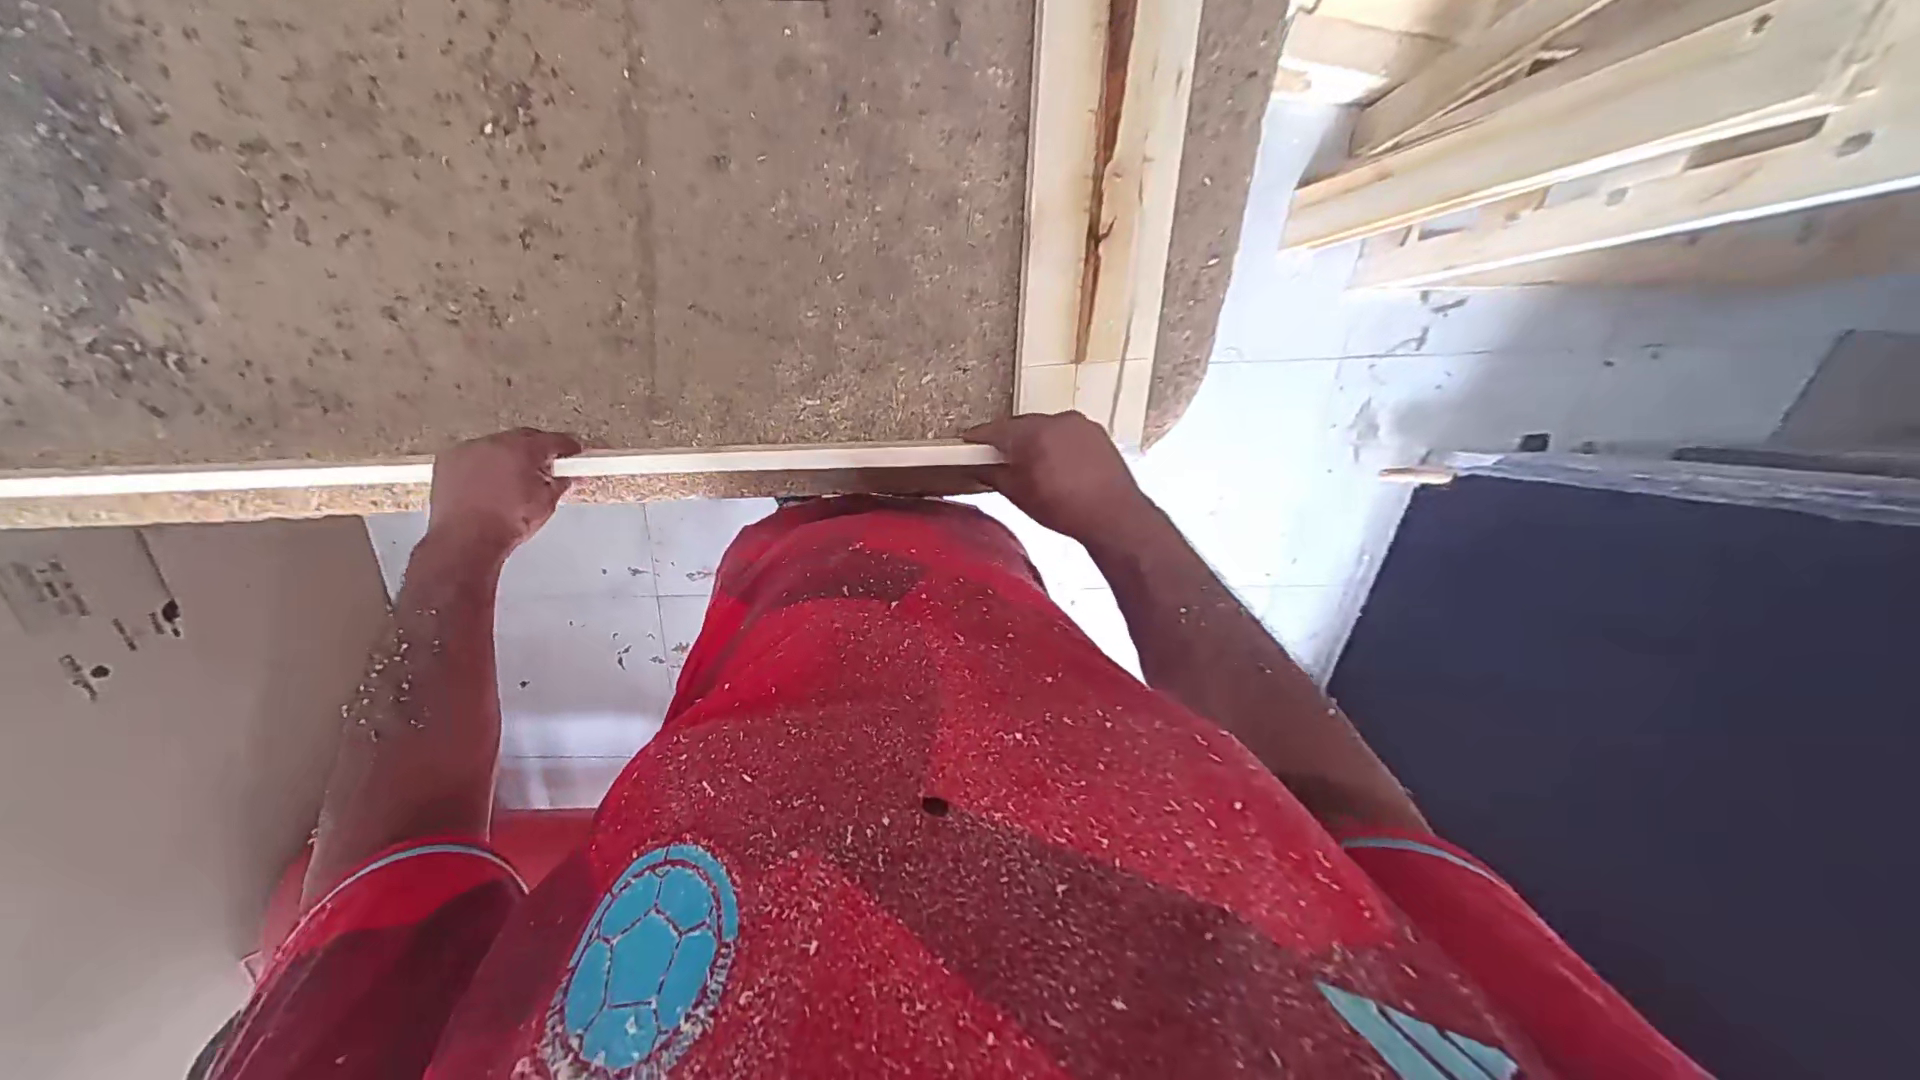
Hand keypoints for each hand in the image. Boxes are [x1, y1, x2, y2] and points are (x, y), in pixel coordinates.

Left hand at [426, 428, 582, 555]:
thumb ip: (559, 482)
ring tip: (517, 479)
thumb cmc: (505, 522)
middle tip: (548, 468)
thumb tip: (563, 477)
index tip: (572, 452)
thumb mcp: (547, 502)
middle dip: (538, 450)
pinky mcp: (449, 461)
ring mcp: (468, 450)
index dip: (567, 447)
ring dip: (511, 456)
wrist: (467, 539)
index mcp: (521, 449)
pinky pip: (475, 455)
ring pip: (498, 445)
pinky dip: (486, 464)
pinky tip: (493, 483)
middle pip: (524, 438)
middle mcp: (493, 443)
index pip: (553, 440)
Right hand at [963, 411, 1153, 541]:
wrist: (1114, 516)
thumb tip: (979, 468)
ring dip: (1035, 442)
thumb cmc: (1066, 508)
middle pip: (1021, 426)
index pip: (995, 429)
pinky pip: (1067, 434)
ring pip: (1046, 428)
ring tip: (1031, 467)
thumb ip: (994, 475)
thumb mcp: (1019, 495)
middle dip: (1009, 441)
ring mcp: (1079, 424)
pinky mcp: (1096, 432)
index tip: (969, 443)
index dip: (979, 438)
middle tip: (998, 459)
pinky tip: (1057, 466)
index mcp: (1033, 433)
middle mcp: (1056, 420)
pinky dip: (1057, 445)